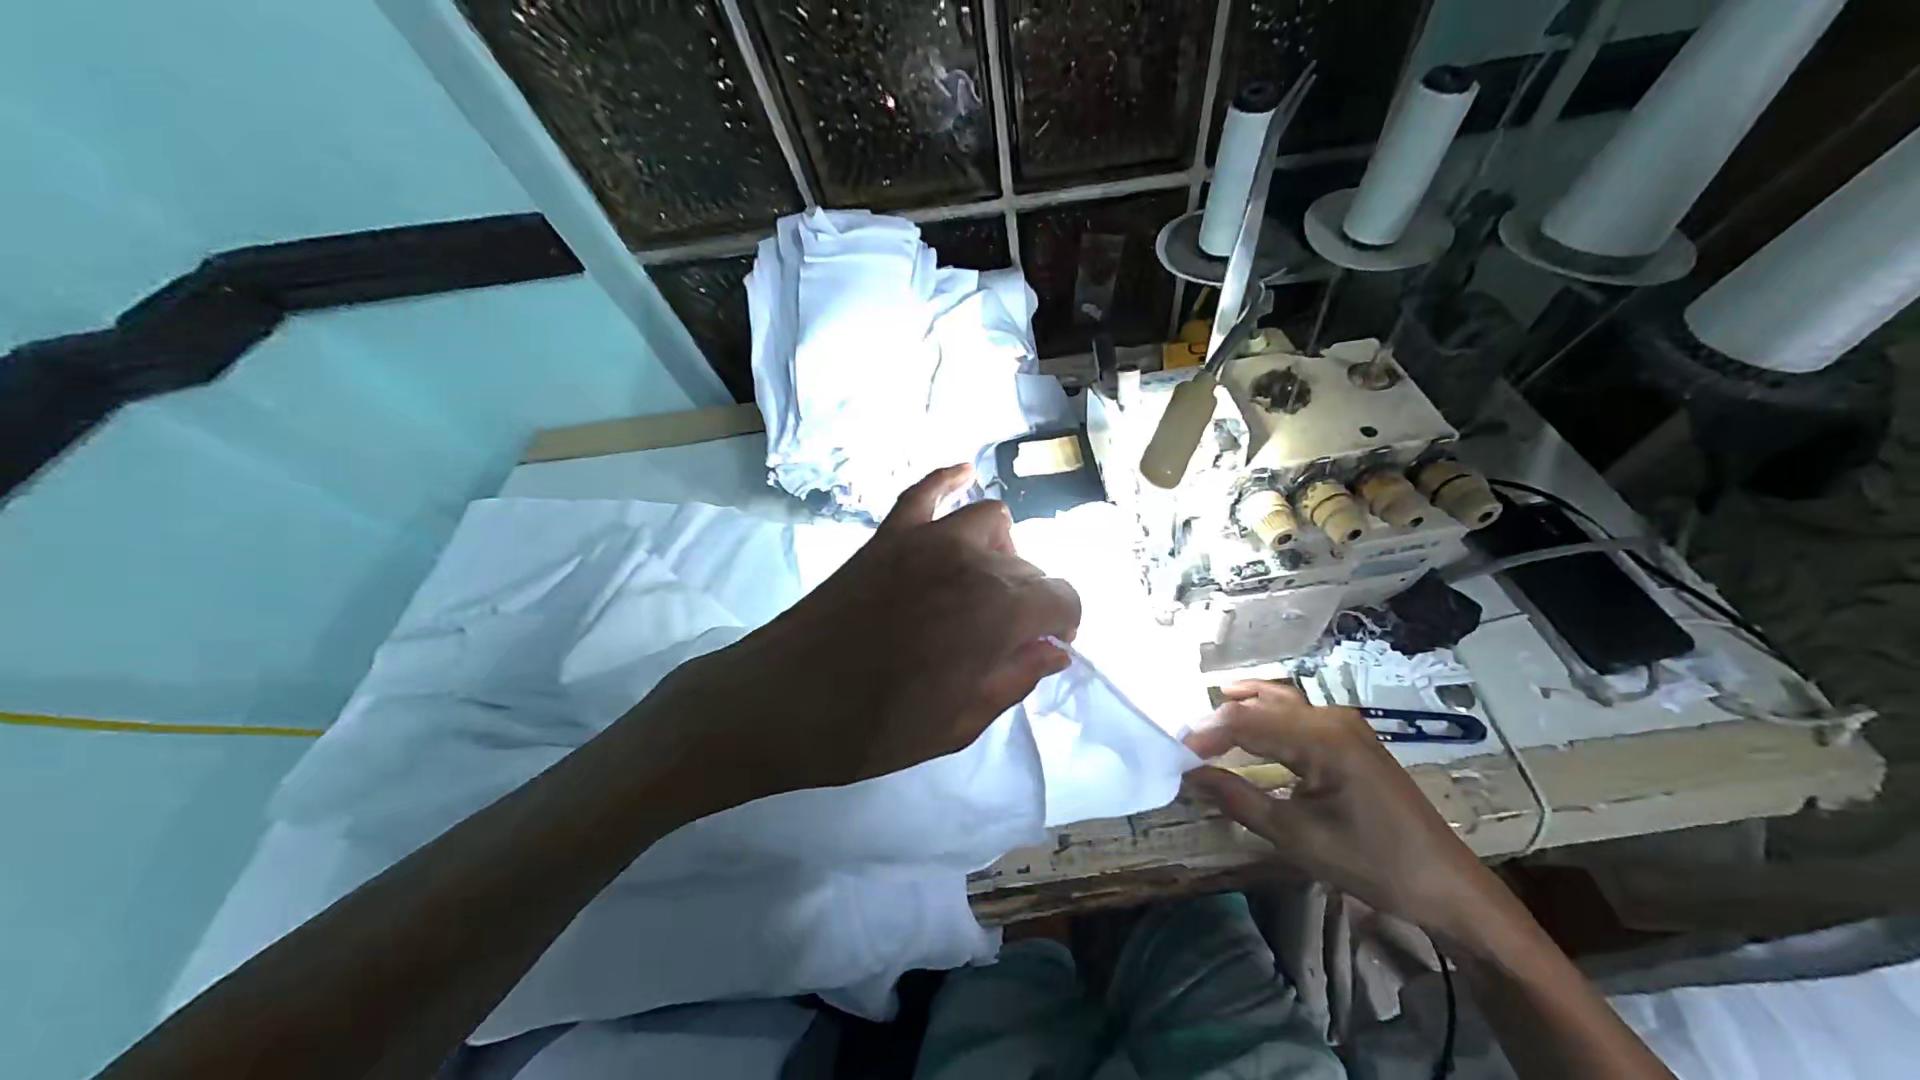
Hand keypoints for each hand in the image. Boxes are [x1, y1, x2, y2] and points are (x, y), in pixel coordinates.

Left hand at [643, 465, 1081, 800]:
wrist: (774, 705)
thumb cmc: (868, 732)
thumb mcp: (955, 727)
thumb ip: (1014, 680)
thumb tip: (1055, 651)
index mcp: (995, 612)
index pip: (1063, 599)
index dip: (1062, 627)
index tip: (1043, 652)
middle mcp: (969, 561)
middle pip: (1029, 566)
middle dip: (1031, 601)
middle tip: (1003, 641)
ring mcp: (923, 540)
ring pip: (991, 520)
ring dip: (1001, 552)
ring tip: (979, 589)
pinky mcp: (885, 535)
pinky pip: (927, 490)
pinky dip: (950, 480)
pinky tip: (963, 475)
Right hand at [1181, 681, 1501, 947]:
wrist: (1447, 886)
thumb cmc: (1373, 863)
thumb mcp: (1297, 837)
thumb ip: (1239, 800)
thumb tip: (1190, 776)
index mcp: (1322, 739)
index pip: (1247, 722)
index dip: (1206, 735)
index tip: (1175, 753)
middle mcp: (1332, 719)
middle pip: (1261, 706)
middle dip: (1219, 721)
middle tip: (1184, 744)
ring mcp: (1345, 724)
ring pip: (1280, 700)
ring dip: (1241, 709)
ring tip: (1205, 724)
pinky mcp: (1351, 737)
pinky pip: (1297, 712)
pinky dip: (1265, 712)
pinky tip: (1248, 715)